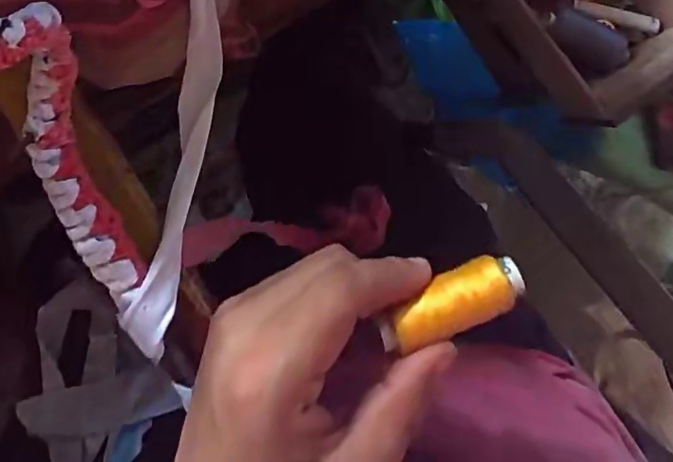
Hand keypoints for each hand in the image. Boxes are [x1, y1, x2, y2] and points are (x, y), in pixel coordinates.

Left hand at [177, 247, 456, 461]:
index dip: (390, 275)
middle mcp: (244, 321)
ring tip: (381, 329)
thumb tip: (444, 346)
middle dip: (376, 279)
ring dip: (352, 285)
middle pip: (326, 266)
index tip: (432, 279)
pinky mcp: (228, 315)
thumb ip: (399, 406)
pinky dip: (326, 293)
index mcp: (270, 366)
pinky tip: (342, 334)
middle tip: (413, 314)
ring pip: (310, 267)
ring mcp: (230, 313)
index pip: (339, 287)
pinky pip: (291, 280)